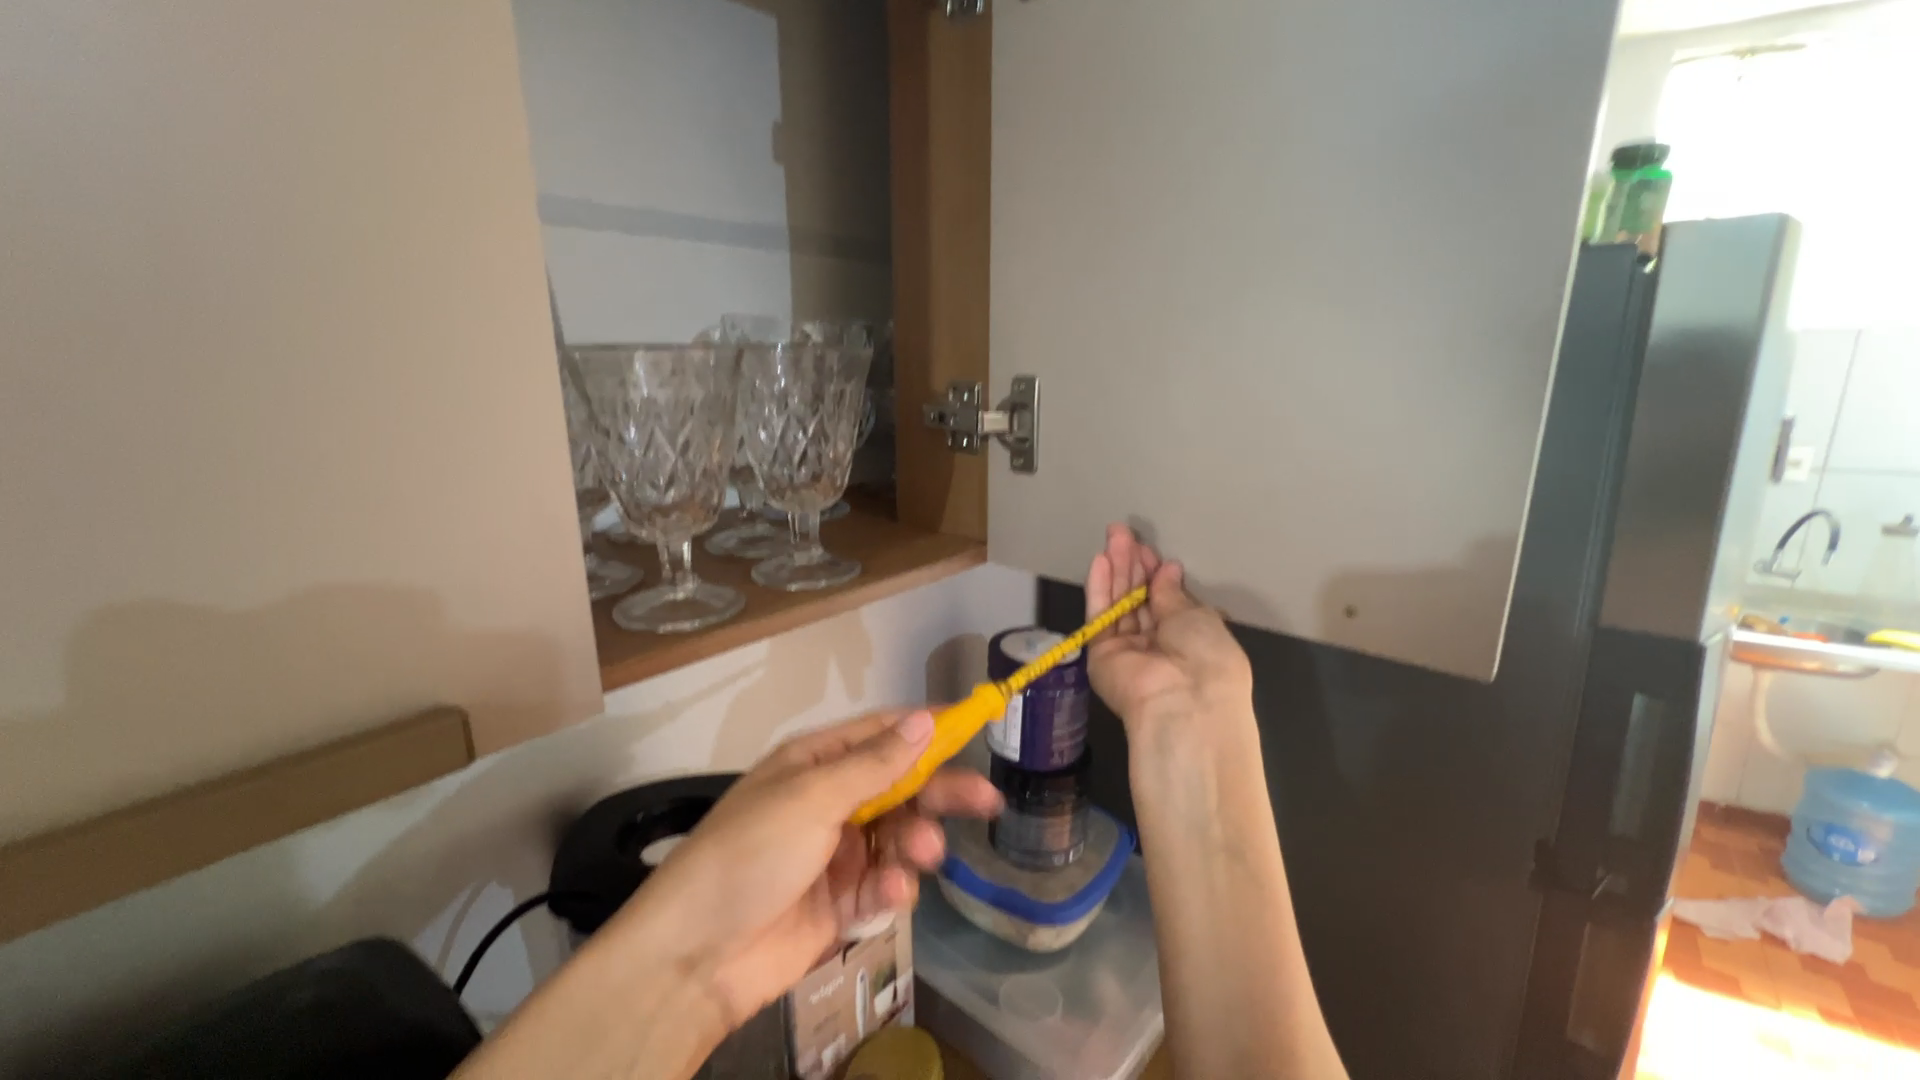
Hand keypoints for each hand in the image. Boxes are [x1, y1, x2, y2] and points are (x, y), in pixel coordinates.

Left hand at [606, 708, 1001, 1034]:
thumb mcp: (812, 798)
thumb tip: (925, 719)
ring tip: (924, 856)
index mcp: (814, 764)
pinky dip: (892, 886)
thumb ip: (876, 764)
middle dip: (939, 792)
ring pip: (898, 837)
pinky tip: (891, 893)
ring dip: (916, 843)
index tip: (975, 724)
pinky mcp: (840, 903)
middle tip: (986, 800)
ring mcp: (835, 854)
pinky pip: (882, 884)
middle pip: (899, 787)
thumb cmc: (752, 853)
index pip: (881, 734)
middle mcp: (828, 801)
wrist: (696, 955)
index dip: (926, 728)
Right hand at [1085, 524, 1252, 732]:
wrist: (1181, 702)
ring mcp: (1128, 650)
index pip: (1167, 599)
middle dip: (1133, 565)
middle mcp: (1158, 644)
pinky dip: (1099, 589)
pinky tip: (1100, 561)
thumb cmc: (1206, 656)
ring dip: (1116, 570)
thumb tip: (1167, 570)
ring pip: (1119, 604)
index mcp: (1190, 637)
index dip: (1158, 573)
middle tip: (1124, 532)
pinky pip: (1100, 617)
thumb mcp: (1197, 616)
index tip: (1151, 550)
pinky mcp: (1101, 654)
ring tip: (1112, 537)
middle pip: (1140, 598)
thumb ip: (1173, 593)